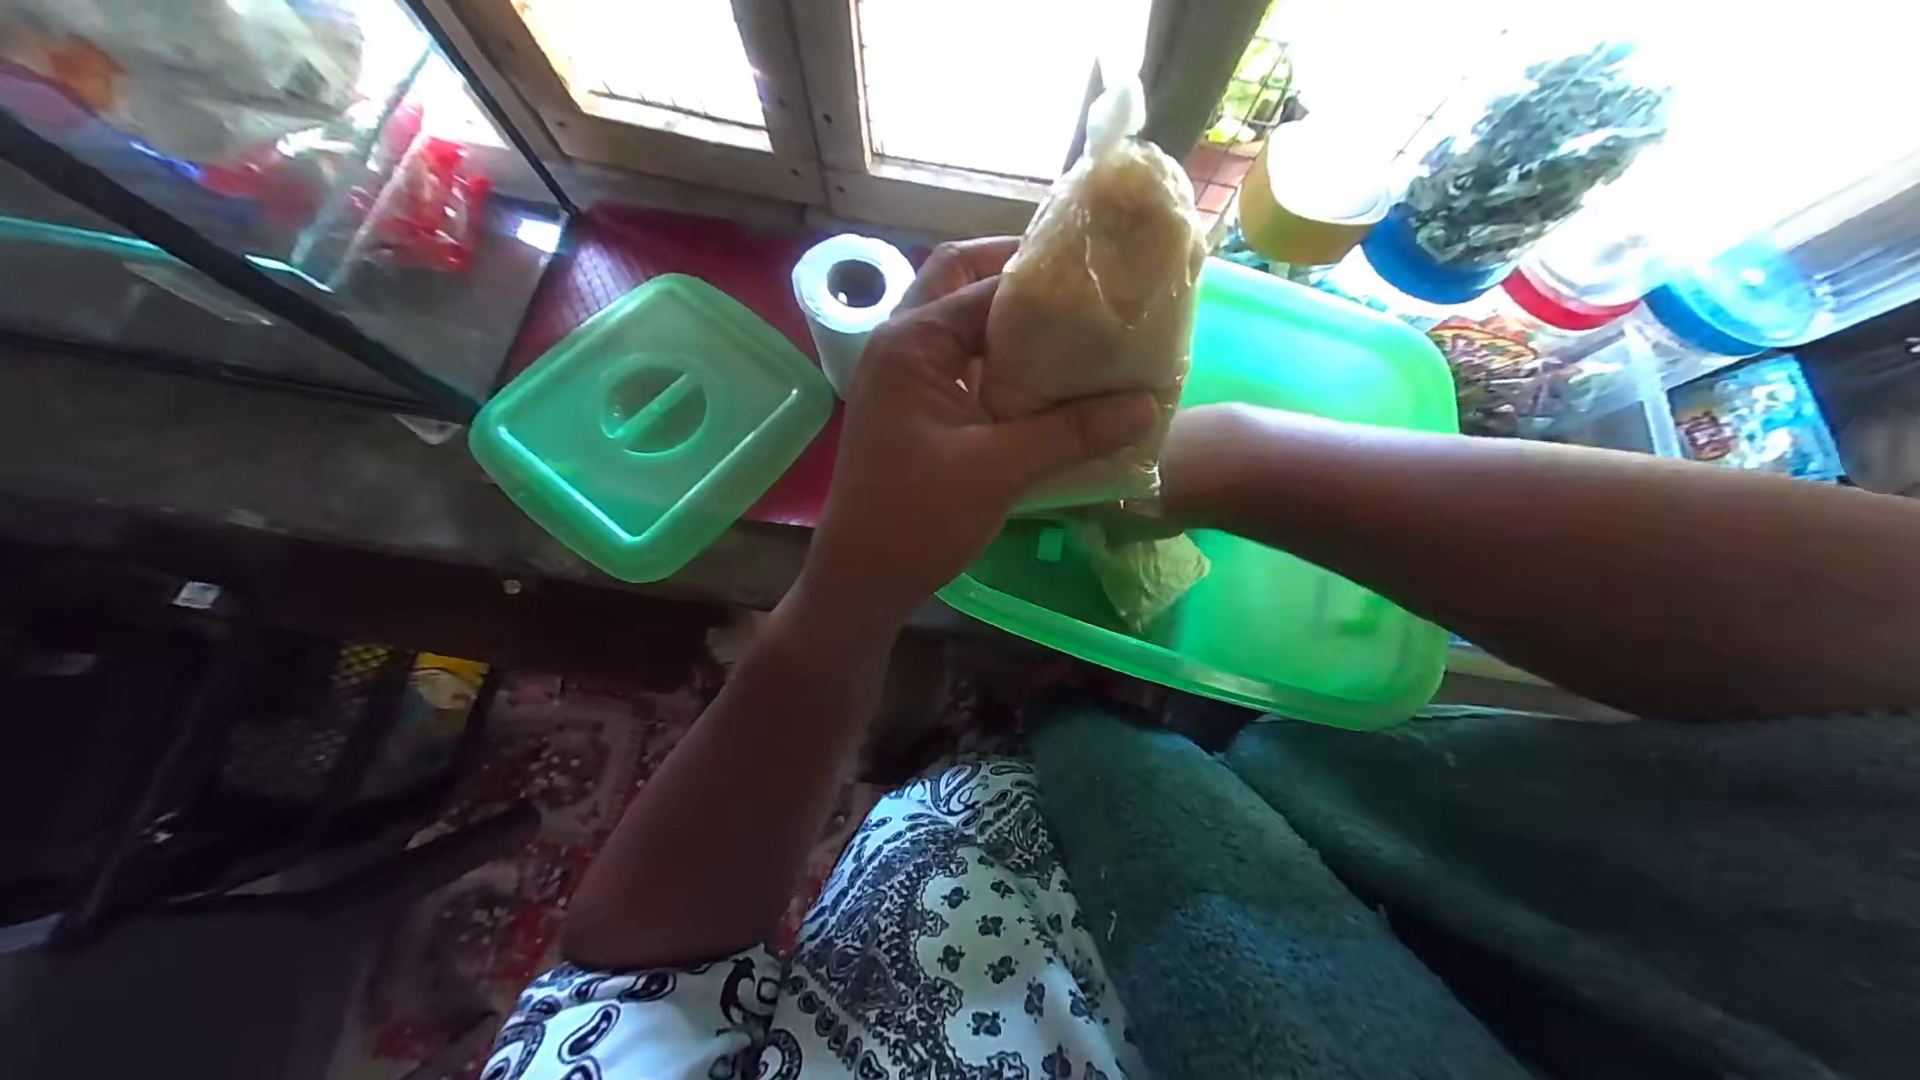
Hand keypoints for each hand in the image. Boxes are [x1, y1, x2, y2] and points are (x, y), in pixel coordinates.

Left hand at [794, 238, 1159, 632]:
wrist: (862, 577)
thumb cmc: (918, 518)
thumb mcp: (1000, 469)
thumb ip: (1073, 432)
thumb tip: (1146, 405)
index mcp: (911, 343)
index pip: (983, 284)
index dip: (1042, 279)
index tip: (1099, 281)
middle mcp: (900, 346)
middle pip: (958, 283)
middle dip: (1013, 280)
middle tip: (1074, 292)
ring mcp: (903, 380)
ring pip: (959, 326)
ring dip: (1006, 323)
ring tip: (1069, 331)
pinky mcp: (913, 411)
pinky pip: (959, 367)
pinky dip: (996, 364)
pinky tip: (1041, 384)